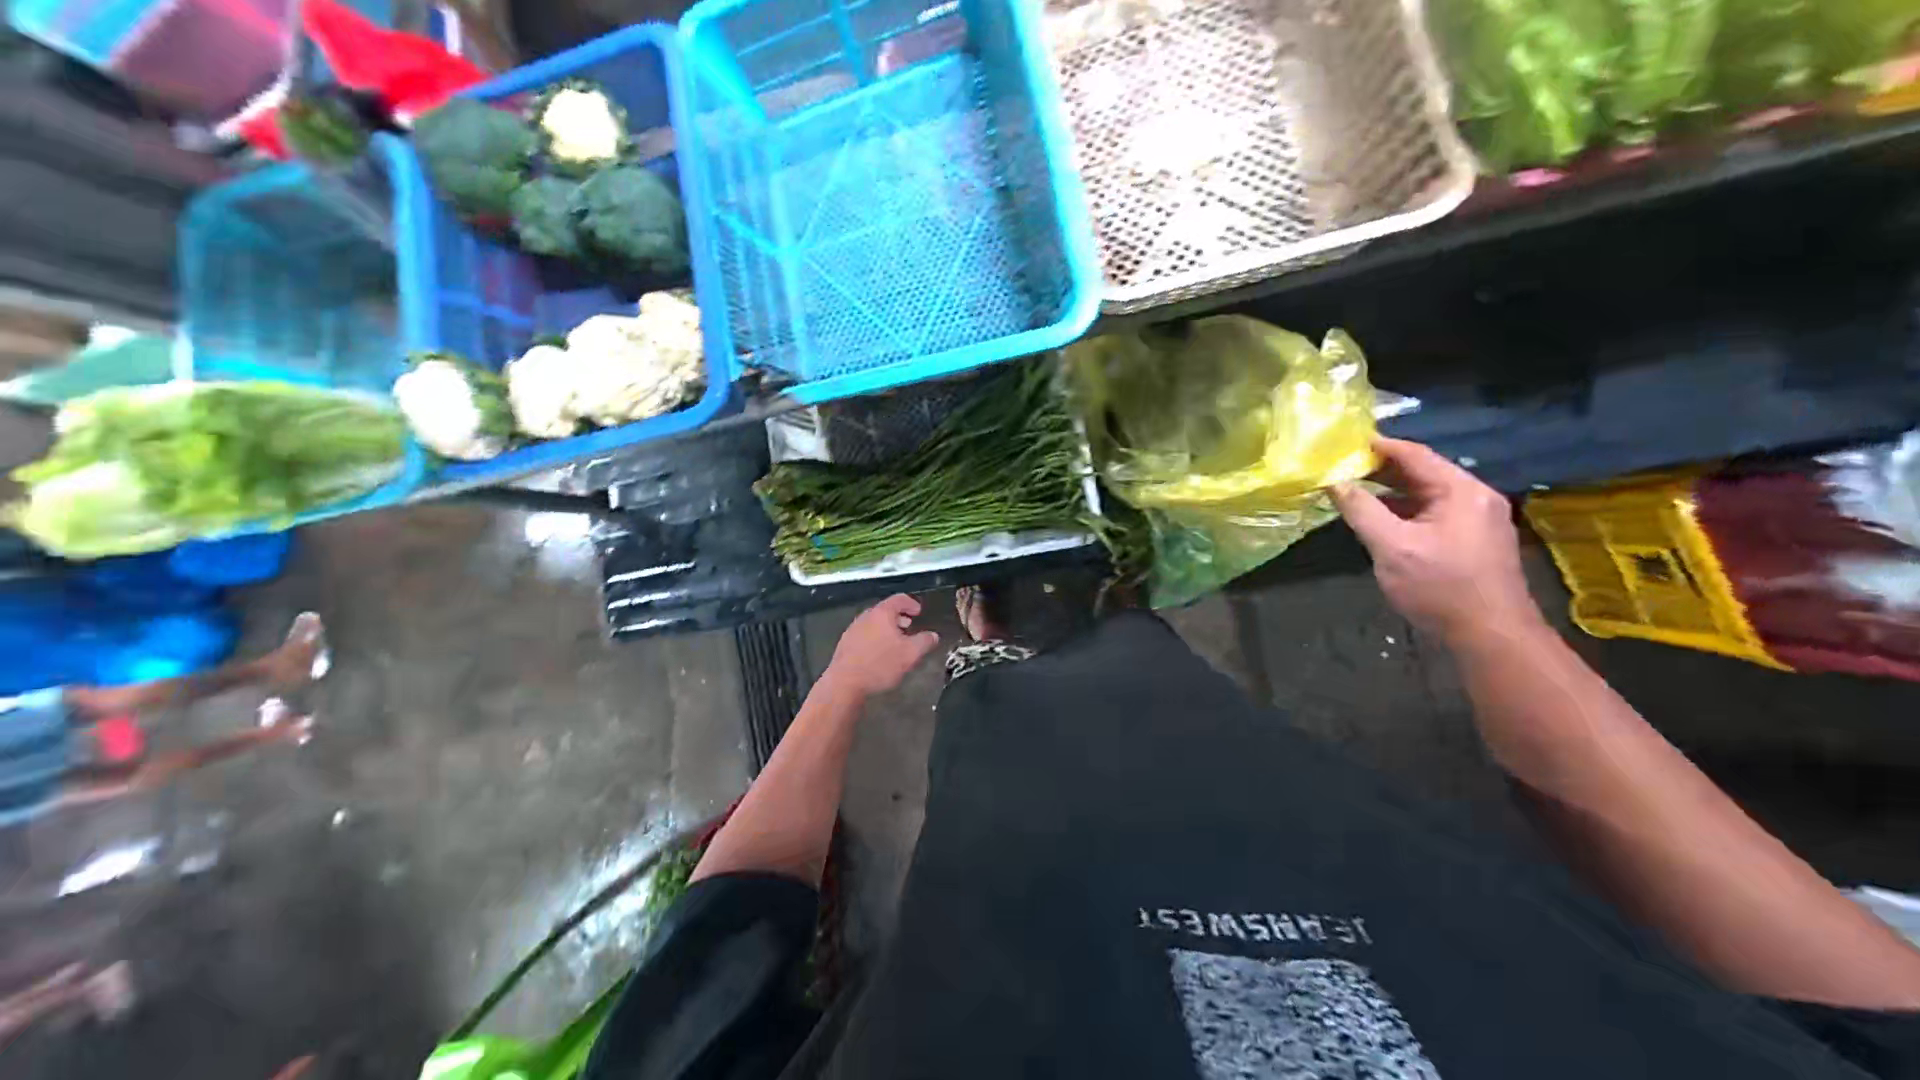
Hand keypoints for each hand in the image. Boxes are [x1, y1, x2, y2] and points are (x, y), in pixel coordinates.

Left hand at [822, 594, 940, 698]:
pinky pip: (865, 635)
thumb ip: (925, 642)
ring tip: (896, 641)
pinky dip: (876, 638)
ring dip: (887, 629)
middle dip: (899, 617)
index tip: (919, 611)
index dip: (911, 603)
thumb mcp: (911, 654)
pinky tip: (880, 653)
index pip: (899, 599)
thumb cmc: (880, 664)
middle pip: (885, 610)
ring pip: (874, 623)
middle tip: (909, 626)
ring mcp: (853, 630)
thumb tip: (933, 635)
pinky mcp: (845, 644)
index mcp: (881, 614)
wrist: (845, 683)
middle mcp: (865, 617)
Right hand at [1331, 438, 1541, 642]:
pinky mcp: (1474, 539)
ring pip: (1427, 494)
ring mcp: (1478, 519)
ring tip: (1353, 489)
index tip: (1343, 442)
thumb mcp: (1391, 547)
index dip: (1378, 446)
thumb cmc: (1440, 587)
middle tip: (1341, 466)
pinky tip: (1381, 518)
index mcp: (1460, 491)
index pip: (1415, 454)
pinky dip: (1405, 509)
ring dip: (1391, 491)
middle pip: (1423, 472)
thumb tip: (1335, 482)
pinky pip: (1434, 512)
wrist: (1492, 635)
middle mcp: (1475, 497)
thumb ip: (1361, 510)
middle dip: (1381, 469)